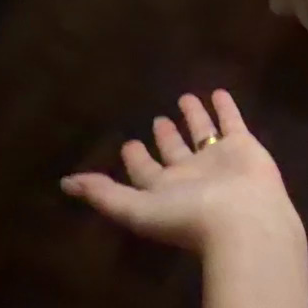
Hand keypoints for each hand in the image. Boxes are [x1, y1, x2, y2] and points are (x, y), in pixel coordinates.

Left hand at [62, 89, 301, 256]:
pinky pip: (231, 121)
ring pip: (202, 133)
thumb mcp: (137, 209)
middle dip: (165, 137)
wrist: (243, 215)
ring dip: (193, 117)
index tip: (128, 143)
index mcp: (164, 191)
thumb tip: (65, 183)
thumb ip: (105, 194)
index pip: (145, 173)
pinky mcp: (242, 144)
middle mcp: (190, 174)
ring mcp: (217, 157)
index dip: (136, 160)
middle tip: (156, 119)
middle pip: (174, 153)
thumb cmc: (189, 214)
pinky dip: (224, 108)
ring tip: (185, 98)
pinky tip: (218, 93)